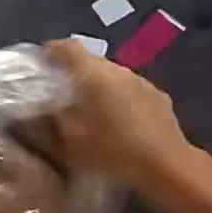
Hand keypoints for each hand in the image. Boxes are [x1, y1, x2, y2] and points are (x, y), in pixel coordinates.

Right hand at [43, 39, 197, 190]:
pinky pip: (132, 88)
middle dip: (76, 69)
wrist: (167, 164)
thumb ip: (59, 117)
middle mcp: (120, 71)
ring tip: (92, 103)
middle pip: (93, 60)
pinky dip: (121, 95)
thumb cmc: (116, 151)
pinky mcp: (159, 96)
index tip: (44, 57)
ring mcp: (143, 81)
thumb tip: (52, 104)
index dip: (54, 49)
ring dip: (101, 83)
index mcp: (96, 76)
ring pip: (115, 74)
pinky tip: (121, 116)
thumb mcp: (76, 141)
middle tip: (64, 87)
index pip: (70, 48)